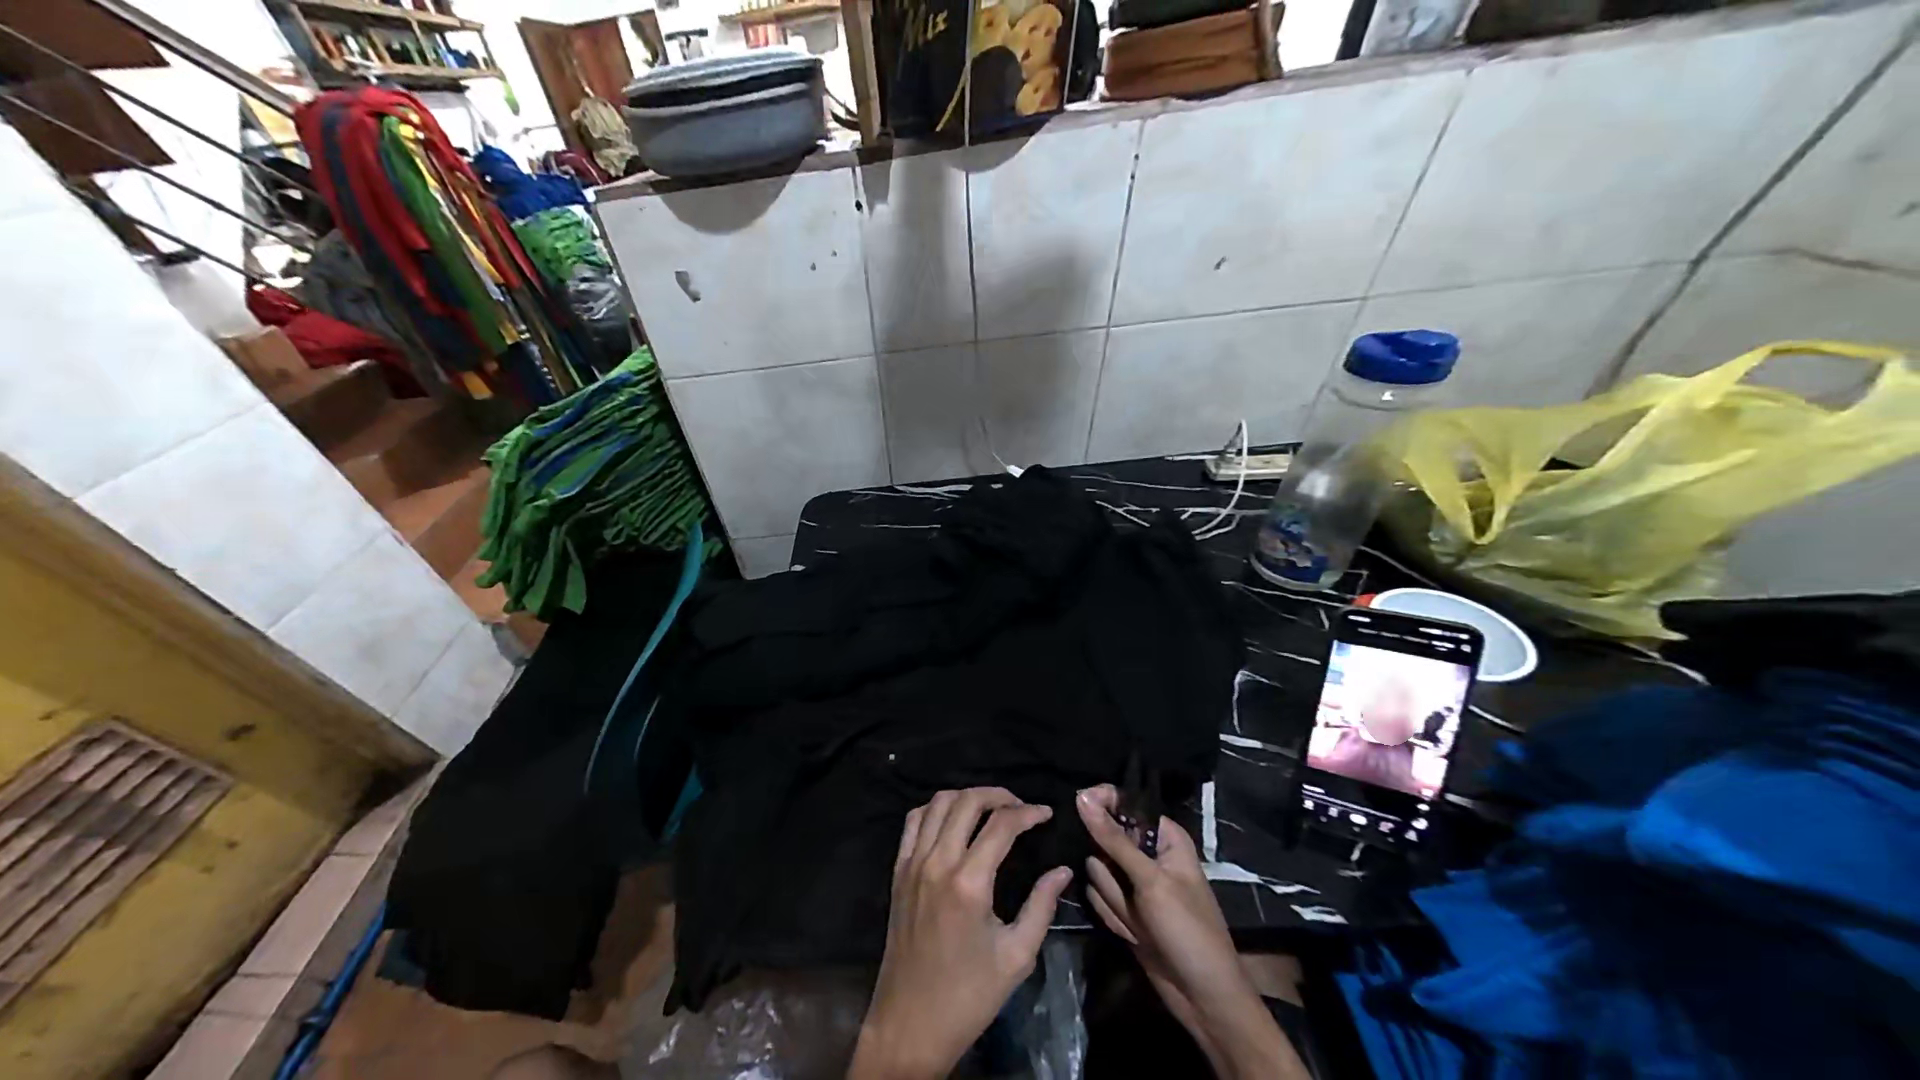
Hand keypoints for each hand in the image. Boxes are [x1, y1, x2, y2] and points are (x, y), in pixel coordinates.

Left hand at [848, 788, 1072, 1079]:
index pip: (1001, 824)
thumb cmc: (969, 995)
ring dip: (967, 797)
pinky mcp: (898, 872)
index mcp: (968, 883)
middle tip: (1022, 807)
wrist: (911, 1022)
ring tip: (992, 809)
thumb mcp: (1017, 956)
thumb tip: (1062, 870)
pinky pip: (914, 822)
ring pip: (937, 803)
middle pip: (967, 801)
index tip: (1047, 813)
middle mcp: (937, 863)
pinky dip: (936, 809)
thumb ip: (1042, 906)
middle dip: (999, 795)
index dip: (1028, 812)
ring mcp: (912, 864)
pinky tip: (954, 820)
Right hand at [1077, 785, 1307, 1079]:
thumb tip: (1082, 796)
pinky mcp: (1123, 908)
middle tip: (1133, 891)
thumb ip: (1113, 838)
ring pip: (1097, 871)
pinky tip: (1136, 935)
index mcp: (1165, 836)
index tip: (1078, 804)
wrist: (1202, 997)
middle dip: (1109, 868)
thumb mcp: (1150, 881)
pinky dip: (1114, 917)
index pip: (1124, 802)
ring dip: (1114, 898)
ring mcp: (1133, 883)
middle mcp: (1148, 854)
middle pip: (1103, 838)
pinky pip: (1099, 899)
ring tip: (1141, 920)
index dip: (1101, 801)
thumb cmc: (1187, 930)